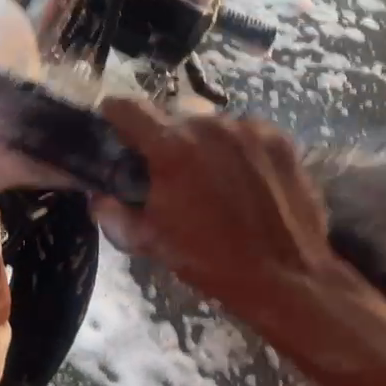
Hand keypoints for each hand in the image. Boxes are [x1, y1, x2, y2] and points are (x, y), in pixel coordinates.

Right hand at [91, 100, 365, 312]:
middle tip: (170, 172)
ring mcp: (248, 129)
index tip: (114, 127)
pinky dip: (237, 149)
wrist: (287, 278)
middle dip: (164, 140)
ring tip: (213, 179)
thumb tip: (98, 195)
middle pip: (172, 119)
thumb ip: (112, 213)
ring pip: (210, 125)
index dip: (114, 114)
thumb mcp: (149, 241)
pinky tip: (244, 179)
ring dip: (203, 144)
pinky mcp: (279, 139)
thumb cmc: (210, 260)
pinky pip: (244, 132)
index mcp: (171, 147)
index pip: (128, 107)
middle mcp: (208, 126)